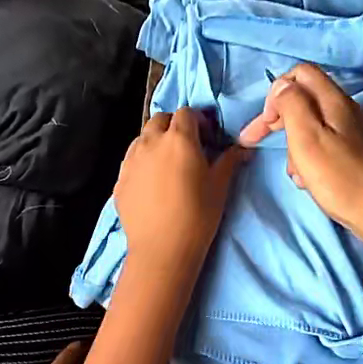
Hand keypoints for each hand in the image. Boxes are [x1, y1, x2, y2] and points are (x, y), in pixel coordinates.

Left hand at [115, 108, 241, 277]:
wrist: (162, 250)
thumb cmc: (198, 216)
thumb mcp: (219, 186)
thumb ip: (230, 160)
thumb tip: (242, 148)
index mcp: (178, 139)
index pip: (186, 113)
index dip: (198, 121)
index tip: (207, 138)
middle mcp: (151, 143)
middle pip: (160, 120)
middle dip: (174, 126)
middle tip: (187, 148)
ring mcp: (131, 161)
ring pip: (142, 139)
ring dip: (155, 143)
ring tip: (167, 165)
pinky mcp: (120, 180)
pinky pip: (131, 162)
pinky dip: (142, 163)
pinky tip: (152, 185)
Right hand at [238, 63, 362, 232]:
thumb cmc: (340, 177)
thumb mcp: (307, 137)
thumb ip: (291, 105)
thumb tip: (282, 86)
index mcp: (334, 101)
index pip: (300, 74)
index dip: (276, 92)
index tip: (266, 123)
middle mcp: (347, 110)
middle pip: (304, 99)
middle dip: (279, 120)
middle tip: (257, 143)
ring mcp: (356, 132)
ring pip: (313, 126)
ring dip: (294, 145)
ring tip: (295, 173)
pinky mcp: (359, 153)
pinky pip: (326, 145)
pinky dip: (310, 158)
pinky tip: (310, 180)